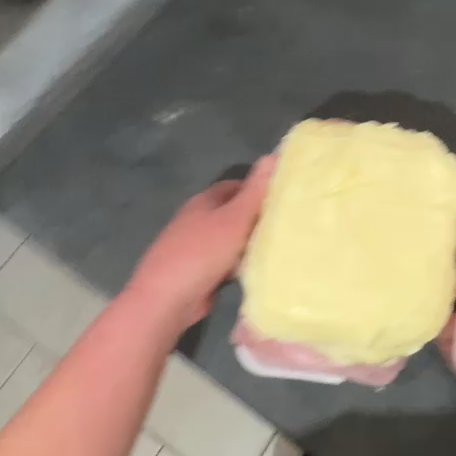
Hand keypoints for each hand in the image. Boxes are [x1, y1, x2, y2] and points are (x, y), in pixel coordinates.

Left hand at [125, 156, 275, 332]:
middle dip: (258, 218)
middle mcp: (198, 220)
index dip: (260, 189)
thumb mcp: (235, 218)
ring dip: (251, 244)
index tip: (286, 197)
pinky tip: (259, 271)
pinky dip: (241, 265)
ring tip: (281, 247)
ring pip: (232, 239)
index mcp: (204, 201)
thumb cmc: (202, 253)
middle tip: (289, 223)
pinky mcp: (199, 272)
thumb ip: (256, 191)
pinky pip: (227, 262)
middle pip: (235, 213)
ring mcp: (197, 247)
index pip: (237, 186)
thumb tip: (274, 154)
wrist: (166, 301)